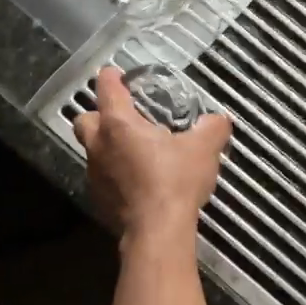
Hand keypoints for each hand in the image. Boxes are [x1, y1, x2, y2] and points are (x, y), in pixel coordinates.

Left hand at [73, 67, 231, 241]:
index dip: (112, 77)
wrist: (158, 230)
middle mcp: (99, 145)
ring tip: (137, 157)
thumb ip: (212, 128)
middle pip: (86, 119)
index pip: (107, 88)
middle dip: (100, 116)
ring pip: (93, 152)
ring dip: (109, 149)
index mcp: (119, 124)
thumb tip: (219, 119)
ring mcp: (95, 174)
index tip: (118, 75)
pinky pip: (104, 180)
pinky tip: (138, 186)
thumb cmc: (176, 181)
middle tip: (124, 122)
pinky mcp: (99, 200)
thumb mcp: (204, 150)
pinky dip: (116, 178)